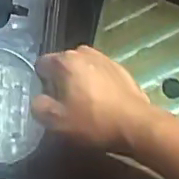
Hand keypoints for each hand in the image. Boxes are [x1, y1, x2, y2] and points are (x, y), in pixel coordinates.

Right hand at [32, 45, 161, 153]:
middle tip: (69, 105)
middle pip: (62, 64)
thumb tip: (38, 100)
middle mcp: (81, 52)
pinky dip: (99, 84)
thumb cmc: (95, 122)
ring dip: (81, 80)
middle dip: (62, 80)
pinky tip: (106, 103)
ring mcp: (103, 58)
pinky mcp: (121, 69)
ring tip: (89, 104)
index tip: (52, 101)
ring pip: (82, 67)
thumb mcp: (58, 122)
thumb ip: (39, 107)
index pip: (41, 64)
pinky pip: (101, 73)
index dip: (43, 83)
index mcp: (64, 60)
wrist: (140, 127)